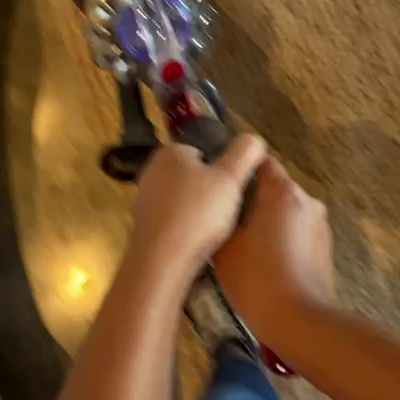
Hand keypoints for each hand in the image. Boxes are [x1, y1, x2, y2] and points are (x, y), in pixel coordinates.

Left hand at [127, 135, 266, 277]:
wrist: (161, 261)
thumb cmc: (198, 213)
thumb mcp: (230, 178)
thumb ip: (245, 153)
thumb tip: (254, 138)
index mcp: (171, 152)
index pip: (205, 151)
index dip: (223, 169)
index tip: (234, 188)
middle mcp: (153, 170)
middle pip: (195, 175)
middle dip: (212, 191)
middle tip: (229, 209)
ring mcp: (146, 198)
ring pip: (185, 199)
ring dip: (200, 211)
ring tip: (217, 229)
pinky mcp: (145, 224)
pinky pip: (174, 219)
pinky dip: (187, 227)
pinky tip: (199, 241)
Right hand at [213, 157, 335, 336]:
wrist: (300, 322)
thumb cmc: (257, 278)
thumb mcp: (225, 247)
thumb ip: (222, 217)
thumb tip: (219, 209)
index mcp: (282, 191)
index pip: (261, 161)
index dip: (240, 169)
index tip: (221, 184)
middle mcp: (306, 200)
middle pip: (274, 188)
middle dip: (251, 199)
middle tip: (225, 219)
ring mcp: (320, 224)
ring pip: (286, 212)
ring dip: (267, 221)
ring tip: (243, 244)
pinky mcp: (324, 248)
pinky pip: (297, 232)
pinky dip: (281, 239)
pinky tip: (264, 262)